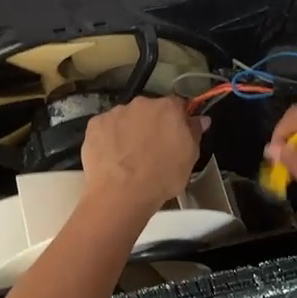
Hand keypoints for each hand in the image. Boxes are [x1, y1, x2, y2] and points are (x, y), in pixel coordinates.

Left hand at [81, 96, 204, 214]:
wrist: (121, 194)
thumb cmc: (162, 178)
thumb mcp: (190, 160)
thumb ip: (195, 133)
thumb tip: (200, 119)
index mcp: (169, 108)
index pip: (177, 105)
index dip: (177, 120)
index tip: (175, 135)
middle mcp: (142, 103)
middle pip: (150, 109)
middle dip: (152, 124)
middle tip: (152, 149)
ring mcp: (116, 112)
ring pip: (126, 117)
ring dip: (130, 130)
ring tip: (129, 156)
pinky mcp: (95, 124)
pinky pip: (106, 127)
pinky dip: (109, 137)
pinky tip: (112, 156)